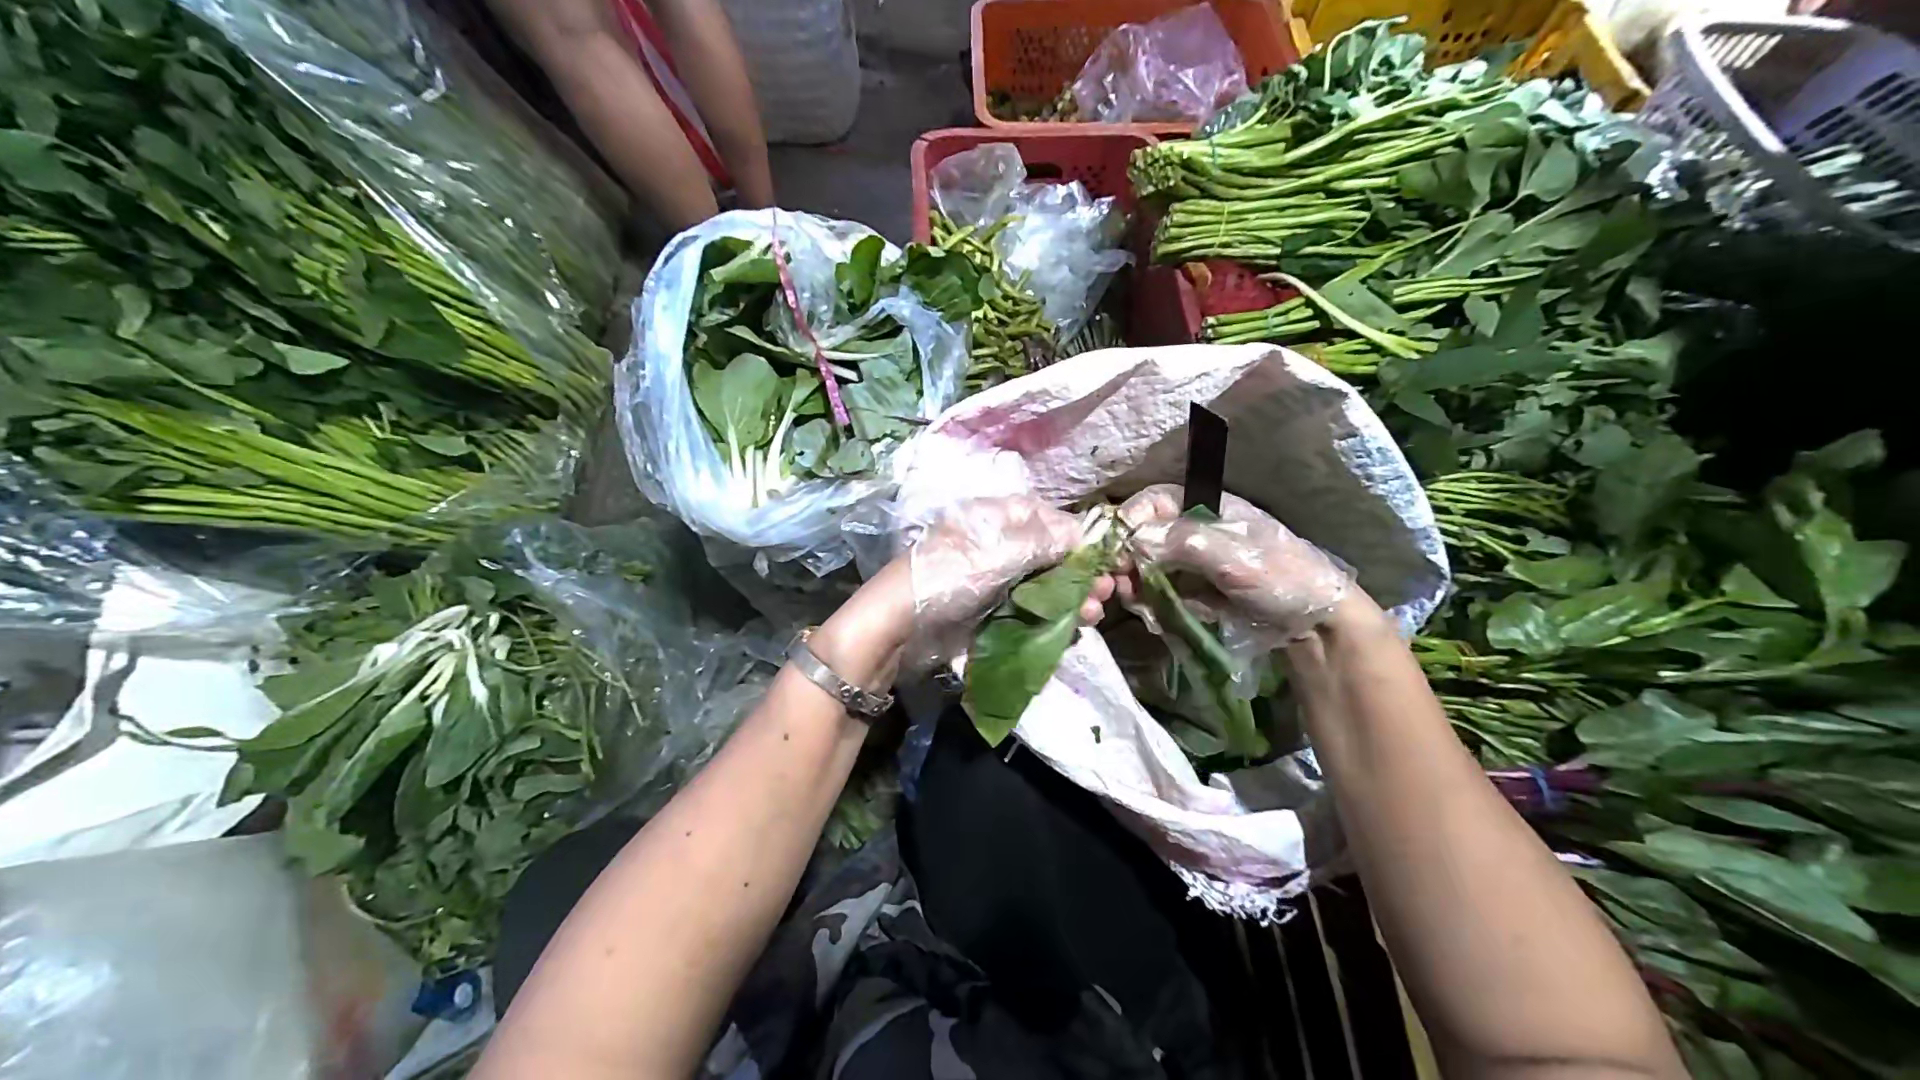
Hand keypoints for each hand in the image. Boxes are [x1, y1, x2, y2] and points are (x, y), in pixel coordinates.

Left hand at [901, 496, 1108, 669]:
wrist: (900, 625)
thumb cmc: (951, 576)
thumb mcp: (1000, 551)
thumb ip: (1044, 542)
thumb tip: (1082, 535)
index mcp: (998, 518)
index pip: (1049, 520)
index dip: (1079, 539)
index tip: (1104, 560)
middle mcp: (999, 546)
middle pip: (1051, 556)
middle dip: (1080, 574)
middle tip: (1106, 593)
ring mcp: (995, 581)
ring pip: (1045, 587)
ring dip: (1072, 599)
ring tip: (1092, 616)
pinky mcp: (991, 612)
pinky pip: (1030, 612)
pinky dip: (1052, 620)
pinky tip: (1071, 631)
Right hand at [1117, 484, 1349, 641]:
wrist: (1313, 625)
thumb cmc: (1281, 578)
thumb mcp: (1235, 556)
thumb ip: (1183, 541)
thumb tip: (1134, 538)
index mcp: (1206, 507)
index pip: (1152, 502)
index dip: (1130, 520)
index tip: (1119, 550)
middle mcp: (1192, 531)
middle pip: (1141, 535)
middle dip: (1126, 558)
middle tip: (1120, 584)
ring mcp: (1190, 563)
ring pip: (1143, 566)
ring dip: (1134, 584)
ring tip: (1137, 603)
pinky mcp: (1190, 591)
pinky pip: (1157, 592)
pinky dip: (1149, 603)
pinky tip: (1154, 616)